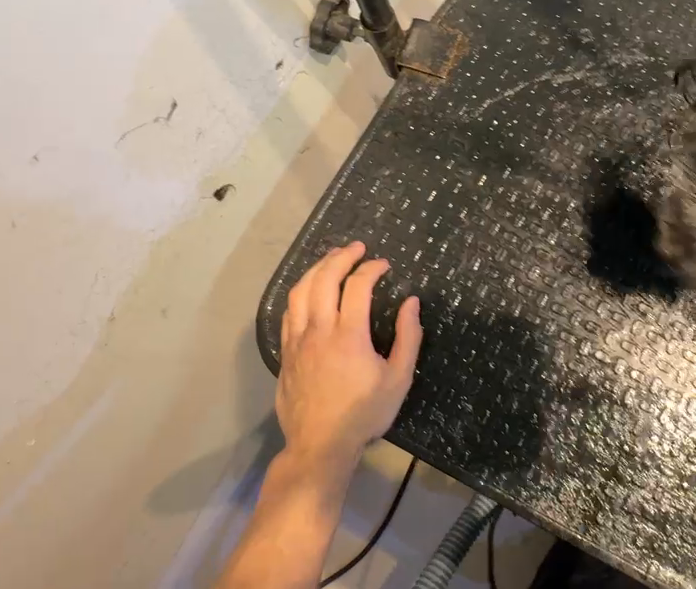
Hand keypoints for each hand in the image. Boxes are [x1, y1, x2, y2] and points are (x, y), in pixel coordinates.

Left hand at [276, 242, 421, 469]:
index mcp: (349, 335)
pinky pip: (288, 313)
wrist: (320, 447)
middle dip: (341, 257)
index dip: (372, 268)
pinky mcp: (285, 354)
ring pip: (299, 291)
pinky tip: (311, 292)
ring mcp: (297, 341)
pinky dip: (300, 293)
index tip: (384, 265)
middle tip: (357, 248)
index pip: (358, 285)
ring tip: (332, 259)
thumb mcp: (398, 379)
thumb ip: (407, 337)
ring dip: (317, 269)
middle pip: (323, 279)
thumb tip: (411, 303)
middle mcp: (319, 331)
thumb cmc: (364, 413)